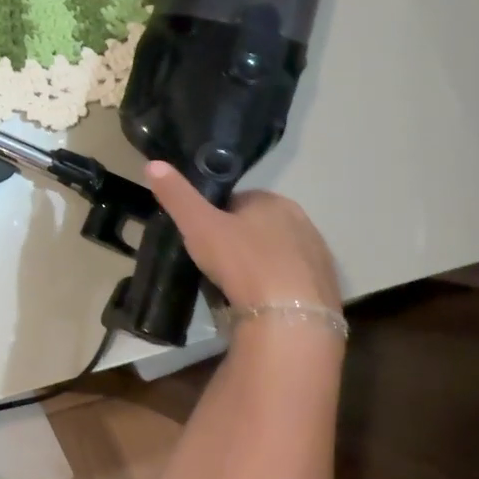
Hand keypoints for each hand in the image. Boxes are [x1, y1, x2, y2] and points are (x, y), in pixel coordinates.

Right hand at [146, 161, 342, 310]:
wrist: (288, 314)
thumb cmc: (240, 261)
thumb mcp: (196, 224)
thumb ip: (176, 195)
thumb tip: (153, 163)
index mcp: (273, 201)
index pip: (235, 199)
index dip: (212, 214)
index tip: (198, 234)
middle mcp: (302, 220)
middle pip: (255, 223)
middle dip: (234, 236)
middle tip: (210, 257)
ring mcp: (318, 253)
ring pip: (273, 248)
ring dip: (254, 259)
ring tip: (231, 280)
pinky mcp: (325, 283)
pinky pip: (289, 274)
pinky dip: (272, 281)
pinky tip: (255, 295)